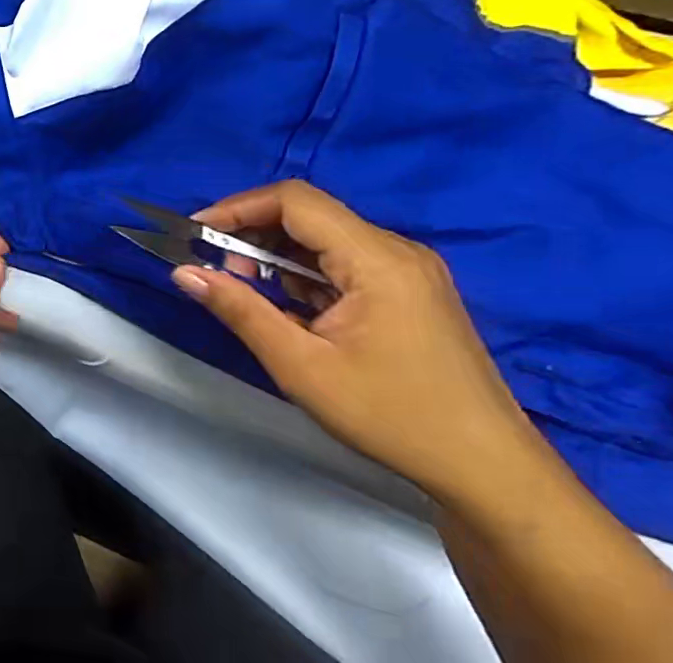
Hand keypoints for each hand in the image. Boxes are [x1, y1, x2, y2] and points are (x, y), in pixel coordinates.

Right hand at [170, 180, 543, 501]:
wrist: (488, 471)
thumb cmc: (392, 416)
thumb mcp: (301, 366)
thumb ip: (240, 310)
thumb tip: (183, 272)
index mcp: (377, 260)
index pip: (295, 200)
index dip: (238, 207)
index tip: (197, 233)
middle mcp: (396, 251)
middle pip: (308, 215)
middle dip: (253, 232)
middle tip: (220, 271)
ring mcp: (408, 270)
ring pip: (324, 238)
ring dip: (277, 255)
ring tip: (248, 292)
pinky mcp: (409, 290)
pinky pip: (343, 262)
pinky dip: (303, 273)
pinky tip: (288, 306)